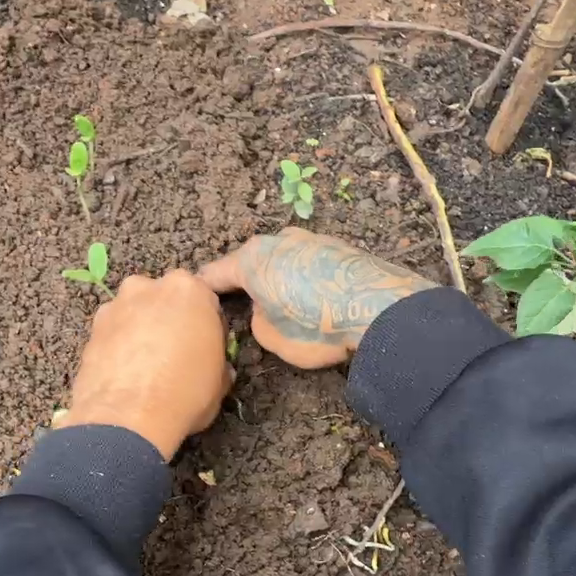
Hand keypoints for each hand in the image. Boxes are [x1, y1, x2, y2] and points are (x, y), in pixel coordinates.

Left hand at [55, 270, 231, 460]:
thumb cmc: (185, 393)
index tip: (207, 348)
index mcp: (188, 289)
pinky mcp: (91, 330)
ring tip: (147, 367)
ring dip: (142, 331)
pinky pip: (113, 334)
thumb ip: (217, 362)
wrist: (128, 419)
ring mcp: (114, 306)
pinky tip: (126, 374)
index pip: (206, 301)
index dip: (208, 327)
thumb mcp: (219, 380)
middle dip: (170, 320)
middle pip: (164, 300)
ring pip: (135, 314)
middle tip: (176, 354)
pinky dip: (120, 347)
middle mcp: (148, 287)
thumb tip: (216, 369)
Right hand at [198, 228, 437, 368]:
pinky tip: (314, 300)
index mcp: (251, 259)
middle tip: (243, 310)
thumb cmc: (315, 326)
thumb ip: (256, 320)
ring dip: (278, 280)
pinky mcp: (338, 246)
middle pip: (250, 263)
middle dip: (244, 284)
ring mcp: (310, 238)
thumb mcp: (271, 337)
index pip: (213, 273)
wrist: (379, 309)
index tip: (196, 304)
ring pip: (282, 260)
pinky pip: (309, 263)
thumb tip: (264, 309)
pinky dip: (304, 279)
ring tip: (284, 307)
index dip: (203, 292)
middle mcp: (278, 239)